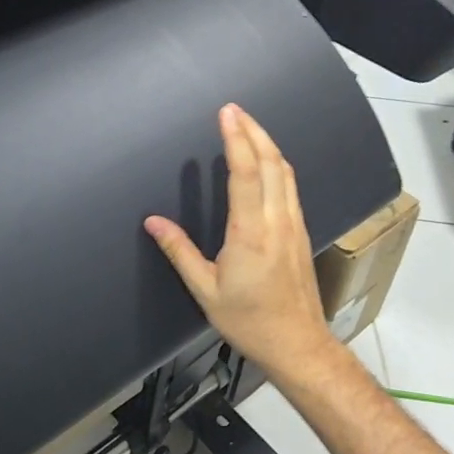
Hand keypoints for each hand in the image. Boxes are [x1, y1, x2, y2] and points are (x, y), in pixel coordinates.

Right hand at [144, 104, 337, 378]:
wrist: (299, 344)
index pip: (245, 173)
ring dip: (267, 143)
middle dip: (253, 130)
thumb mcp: (206, 291)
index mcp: (250, 233)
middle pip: (270, 162)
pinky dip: (276, 163)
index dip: (236, 139)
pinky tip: (266, 160)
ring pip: (285, 171)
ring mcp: (293, 224)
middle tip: (234, 109)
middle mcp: (276, 221)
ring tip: (248, 125)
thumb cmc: (250, 321)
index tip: (226, 113)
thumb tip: (152, 222)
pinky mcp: (301, 232)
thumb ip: (180, 252)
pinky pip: (290, 185)